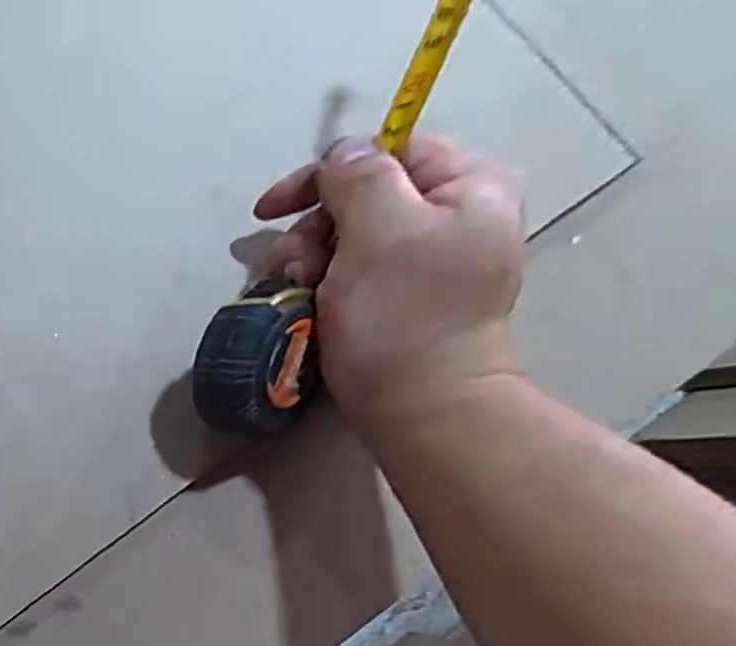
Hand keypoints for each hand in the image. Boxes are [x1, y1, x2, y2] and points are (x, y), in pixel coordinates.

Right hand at [254, 134, 526, 427]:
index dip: (324, 174)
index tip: (269, 209)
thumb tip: (341, 153)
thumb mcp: (381, 234)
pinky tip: (306, 305)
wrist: (417, 402)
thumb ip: (361, 180)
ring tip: (297, 292)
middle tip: (293, 266)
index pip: (388, 152)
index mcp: (466, 188)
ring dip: (308, 261)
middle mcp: (450, 218)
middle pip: (361, 199)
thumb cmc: (399, 316)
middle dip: (313, 229)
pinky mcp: (396, 299)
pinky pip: (348, 274)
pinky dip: (318, 285)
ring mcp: (422, 262)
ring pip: (346, 240)